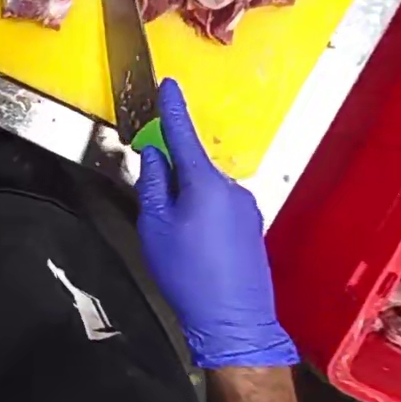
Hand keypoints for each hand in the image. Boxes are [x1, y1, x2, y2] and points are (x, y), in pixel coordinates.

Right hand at [135, 79, 299, 369]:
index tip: (168, 83)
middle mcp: (231, 187)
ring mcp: (245, 206)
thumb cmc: (186, 271)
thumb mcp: (154, 225)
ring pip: (203, 188)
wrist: (233, 318)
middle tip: (150, 204)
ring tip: (170, 234)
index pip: (184, 135)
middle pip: (192, 165)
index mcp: (205, 183)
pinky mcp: (250, 224)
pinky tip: (189, 240)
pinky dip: (198, 210)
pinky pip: (217, 204)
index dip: (173, 108)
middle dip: (169, 173)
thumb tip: (155, 154)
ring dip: (182, 197)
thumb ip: (152, 184)